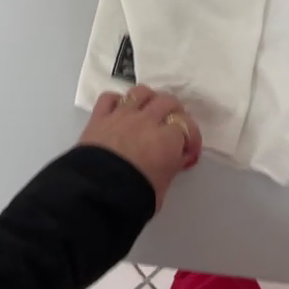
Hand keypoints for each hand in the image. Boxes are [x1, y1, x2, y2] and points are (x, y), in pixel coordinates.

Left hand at [79, 85, 201, 209]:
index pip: (188, 126)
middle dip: (175, 112)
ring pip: (140, 92)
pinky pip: (109, 97)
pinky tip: (119, 110)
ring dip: (149, 99)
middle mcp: (147, 120)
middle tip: (172, 126)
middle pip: (167, 101)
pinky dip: (116, 101)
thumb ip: (172, 166)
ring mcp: (122, 115)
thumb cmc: (135, 196)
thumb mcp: (163, 187)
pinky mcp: (99, 117)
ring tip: (149, 110)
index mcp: (167, 139)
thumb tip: (177, 157)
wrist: (96, 195)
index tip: (189, 151)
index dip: (192, 137)